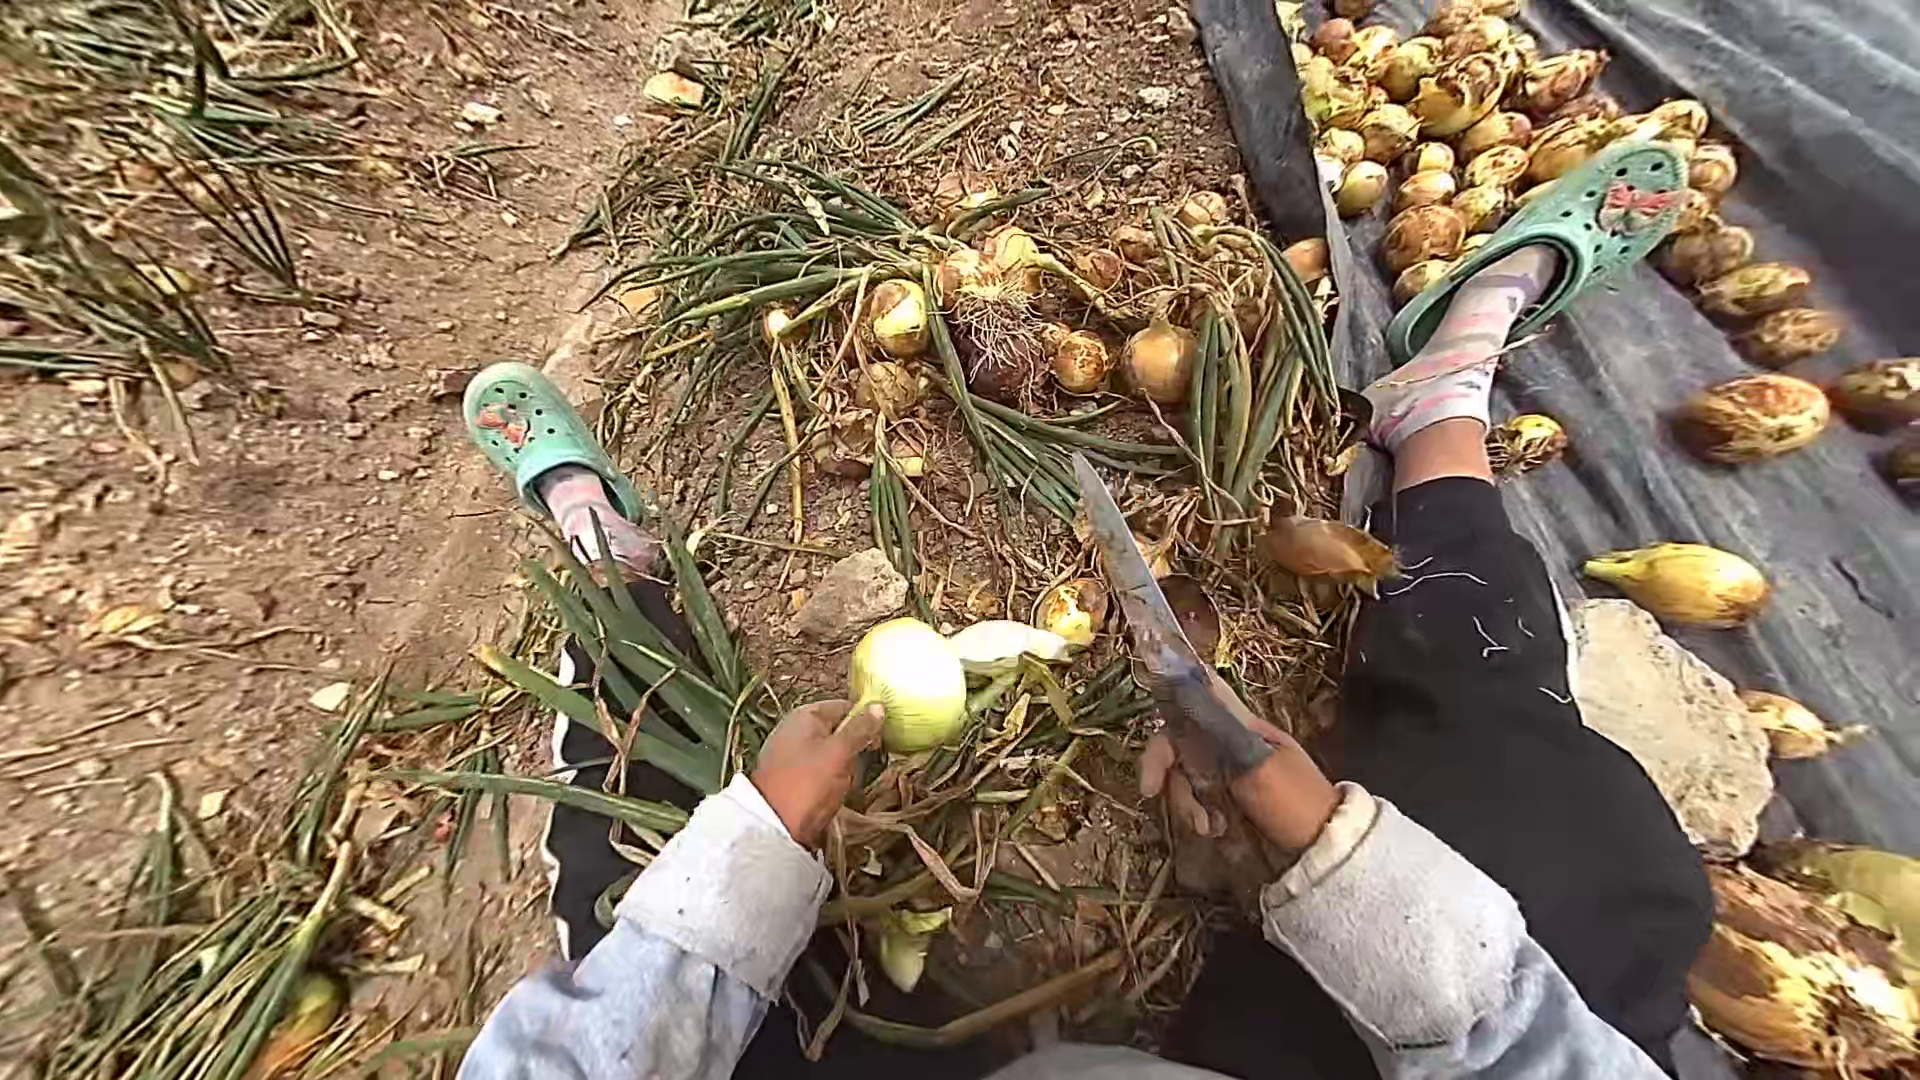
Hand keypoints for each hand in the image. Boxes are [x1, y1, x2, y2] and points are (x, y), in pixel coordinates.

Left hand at [751, 699, 883, 847]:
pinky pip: (822, 774)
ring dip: (843, 772)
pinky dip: (829, 784)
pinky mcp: (793, 777)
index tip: (877, 742)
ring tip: (836, 787)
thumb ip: (860, 729)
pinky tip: (827, 797)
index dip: (864, 722)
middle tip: (849, 769)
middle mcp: (797, 730)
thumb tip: (879, 706)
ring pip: (835, 756)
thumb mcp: (839, 753)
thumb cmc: (807, 784)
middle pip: (841, 732)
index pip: (846, 707)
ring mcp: (793, 754)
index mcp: (805, 715)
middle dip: (852, 753)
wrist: (772, 829)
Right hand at [1140, 707, 1339, 853]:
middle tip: (1150, 791)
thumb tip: (1186, 688)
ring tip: (1206, 827)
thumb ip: (1220, 729)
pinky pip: (1195, 797)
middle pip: (1178, 741)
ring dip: (1184, 799)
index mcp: (1239, 724)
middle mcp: (1227, 741)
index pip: (1192, 701)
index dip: (1166, 709)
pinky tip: (1213, 829)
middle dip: (1164, 767)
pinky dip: (1196, 812)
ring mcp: (1226, 771)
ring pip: (1183, 773)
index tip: (1152, 732)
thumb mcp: (1257, 764)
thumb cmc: (1294, 802)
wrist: (1326, 852)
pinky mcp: (1226, 798)